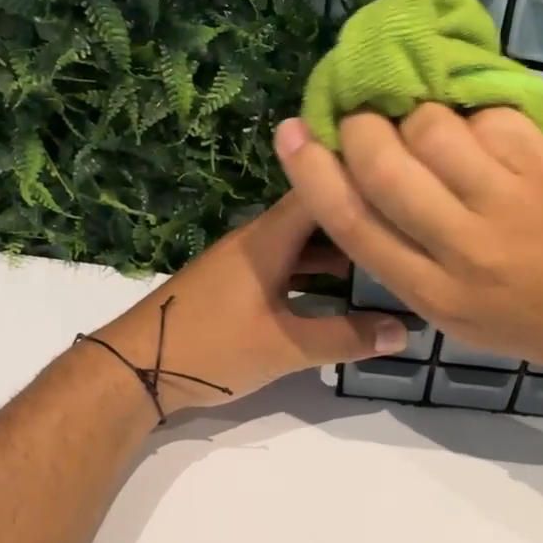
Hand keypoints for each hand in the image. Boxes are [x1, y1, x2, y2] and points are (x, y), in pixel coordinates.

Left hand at [88, 192, 408, 413]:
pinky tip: (343, 293)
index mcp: (269, 238)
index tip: (402, 173)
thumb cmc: (210, 347)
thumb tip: (406, 330)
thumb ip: (346, 338)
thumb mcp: (285, 347)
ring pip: (303, 243)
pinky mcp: (238, 284)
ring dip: (341, 249)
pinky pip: (289, 264)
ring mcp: (246, 262)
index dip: (360, 177)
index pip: (320, 189)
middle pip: (317, 214)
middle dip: (359, 216)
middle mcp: (258, 239)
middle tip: (409, 224)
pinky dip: (318, 272)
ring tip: (387, 257)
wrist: (133, 369)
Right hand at [273, 105, 542, 385]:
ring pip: (434, 127)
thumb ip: (403, 257)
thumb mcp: (451, 313)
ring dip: (420, 117)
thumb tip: (358, 177)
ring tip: (434, 130)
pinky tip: (485, 134)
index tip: (293, 132)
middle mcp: (465, 248)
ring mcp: (512, 204)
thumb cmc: (526, 319)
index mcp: (433, 293)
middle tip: (369, 121)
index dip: (311, 171)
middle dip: (363, 128)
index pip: (351, 221)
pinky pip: (491, 116)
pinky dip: (478, 116)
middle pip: (384, 164)